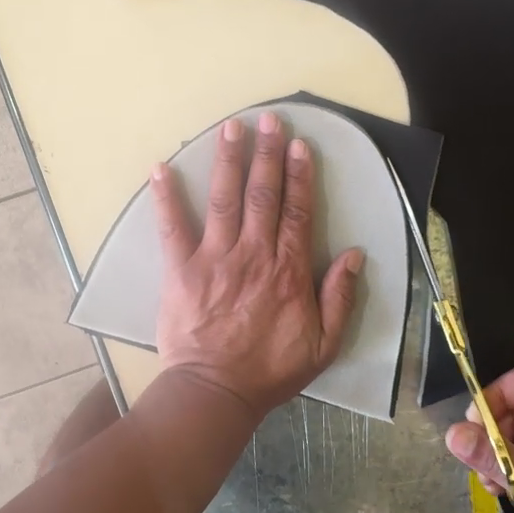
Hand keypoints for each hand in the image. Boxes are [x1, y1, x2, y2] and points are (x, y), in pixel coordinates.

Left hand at [153, 112, 364, 421]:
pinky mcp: (181, 270)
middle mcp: (253, 254)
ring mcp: (215, 259)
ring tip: (230, 128)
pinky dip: (165, 198)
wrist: (216, 393)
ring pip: (224, 199)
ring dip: (228, 161)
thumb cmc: (271, 370)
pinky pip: (172, 228)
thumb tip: (353, 254)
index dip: (299, 175)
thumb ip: (340, 297)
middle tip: (268, 120)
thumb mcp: (324, 343)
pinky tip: (160, 168)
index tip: (299, 145)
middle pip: (262, 194)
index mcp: (288, 269)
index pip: (296, 211)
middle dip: (267, 154)